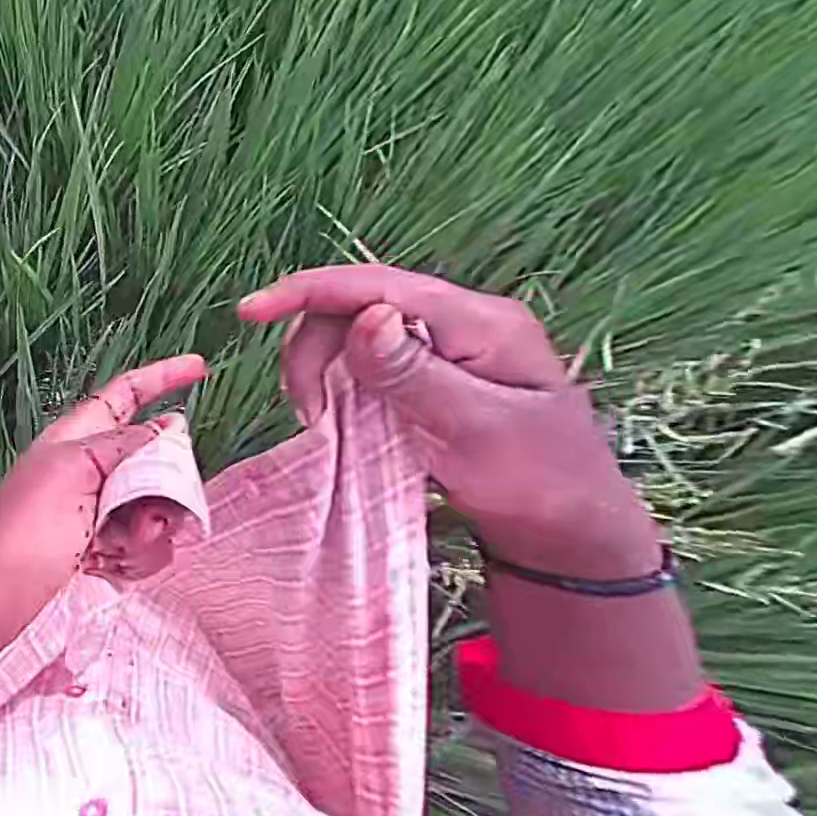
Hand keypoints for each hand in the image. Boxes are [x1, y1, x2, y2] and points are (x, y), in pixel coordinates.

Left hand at [0, 354, 208, 628]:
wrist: (2, 597)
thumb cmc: (28, 528)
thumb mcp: (72, 470)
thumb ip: (123, 443)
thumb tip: (166, 426)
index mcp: (81, 438)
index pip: (128, 394)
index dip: (163, 377)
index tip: (200, 368)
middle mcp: (98, 469)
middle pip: (159, 459)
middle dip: (162, 487)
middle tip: (141, 514)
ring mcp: (107, 510)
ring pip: (161, 505)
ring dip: (146, 531)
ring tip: (110, 547)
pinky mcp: (112, 546)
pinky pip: (151, 544)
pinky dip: (136, 558)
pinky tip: (107, 566)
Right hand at [239, 264, 660, 578]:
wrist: (567, 529)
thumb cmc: (537, 481)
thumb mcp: (476, 429)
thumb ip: (416, 374)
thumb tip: (365, 318)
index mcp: (477, 322)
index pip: (379, 286)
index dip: (309, 291)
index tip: (250, 311)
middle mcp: (455, 324)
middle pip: (357, 307)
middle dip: (313, 350)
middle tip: (307, 414)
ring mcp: (439, 351)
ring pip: (353, 336)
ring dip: (320, 371)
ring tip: (320, 422)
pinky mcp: (425, 379)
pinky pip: (364, 367)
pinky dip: (335, 387)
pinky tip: (333, 417)